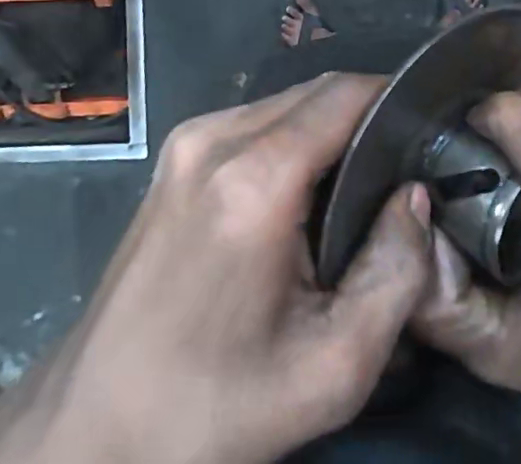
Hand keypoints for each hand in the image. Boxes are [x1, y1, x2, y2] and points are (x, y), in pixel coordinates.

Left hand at [0, 74, 434, 463]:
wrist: (88, 429)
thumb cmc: (213, 406)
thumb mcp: (332, 367)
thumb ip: (396, 273)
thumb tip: (416, 197)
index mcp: (255, 179)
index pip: (345, 95)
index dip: (395, 99)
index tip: (432, 129)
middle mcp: (215, 139)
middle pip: (318, 92)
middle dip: (369, 112)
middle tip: (406, 161)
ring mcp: (187, 143)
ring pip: (288, 102)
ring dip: (333, 125)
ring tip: (366, 176)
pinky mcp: (175, 157)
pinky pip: (257, 122)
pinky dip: (297, 137)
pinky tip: (310, 188)